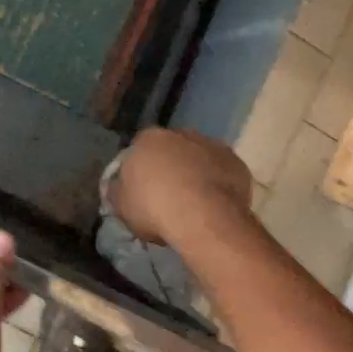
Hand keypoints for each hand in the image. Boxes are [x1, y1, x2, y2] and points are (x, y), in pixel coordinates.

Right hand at [109, 129, 253, 246]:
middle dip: (171, 167)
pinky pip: (223, 173)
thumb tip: (116, 187)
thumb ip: (116, 191)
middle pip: (172, 149)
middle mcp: (180, 133)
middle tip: (169, 197)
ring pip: (200, 158)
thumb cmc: (154, 207)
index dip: (142, 170)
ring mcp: (212, 146)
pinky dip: (219, 185)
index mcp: (148, 137)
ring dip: (196, 174)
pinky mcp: (237, 163)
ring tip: (195, 204)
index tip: (143, 191)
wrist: (203, 218)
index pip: (140, 148)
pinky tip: (215, 206)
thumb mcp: (121, 205)